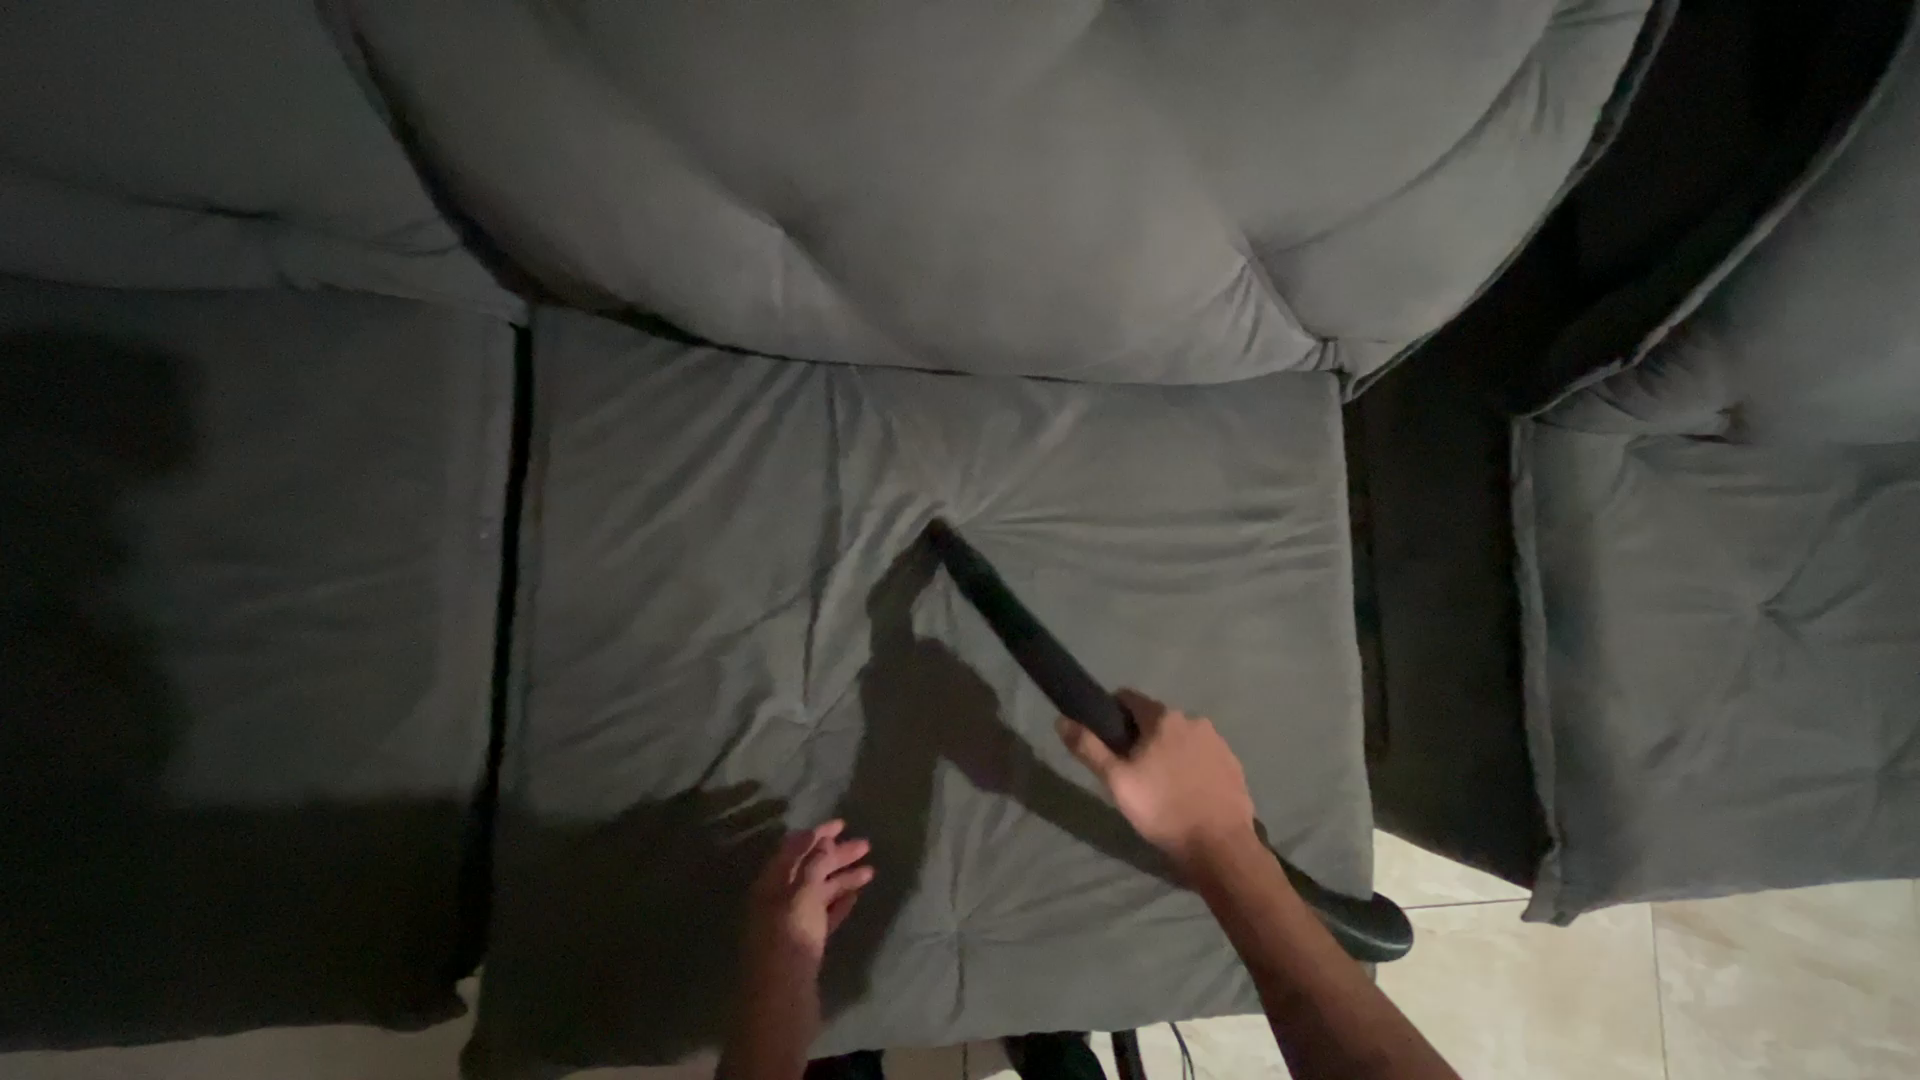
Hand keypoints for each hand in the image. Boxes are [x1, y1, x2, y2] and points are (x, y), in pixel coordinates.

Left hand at [743, 820, 874, 972]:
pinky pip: (824, 914)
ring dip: (843, 878)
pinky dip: (839, 902)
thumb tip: (823, 841)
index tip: (842, 824)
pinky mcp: (805, 943)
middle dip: (836, 855)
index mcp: (771, 883)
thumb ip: (814, 865)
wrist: (783, 997)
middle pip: (809, 869)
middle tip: (865, 845)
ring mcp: (792, 922)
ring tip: (870, 871)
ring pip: (819, 892)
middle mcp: (779, 899)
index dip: (817, 834)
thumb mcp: (802, 894)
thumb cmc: (790, 936)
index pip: (794, 848)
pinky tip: (855, 895)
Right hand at [1056, 689, 1257, 873]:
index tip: (1107, 740)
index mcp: (1163, 718)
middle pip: (1156, 720)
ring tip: (1161, 787)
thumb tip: (1061, 720)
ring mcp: (1218, 742)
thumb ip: (1088, 748)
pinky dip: (1191, 768)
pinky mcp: (1234, 765)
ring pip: (1181, 738)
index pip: (1129, 698)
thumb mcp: (1116, 781)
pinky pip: (1203, 757)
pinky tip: (1187, 795)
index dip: (1112, 714)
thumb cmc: (1162, 809)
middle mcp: (1194, 720)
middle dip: (1141, 738)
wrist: (1220, 847)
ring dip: (1168, 752)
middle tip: (1131, 771)